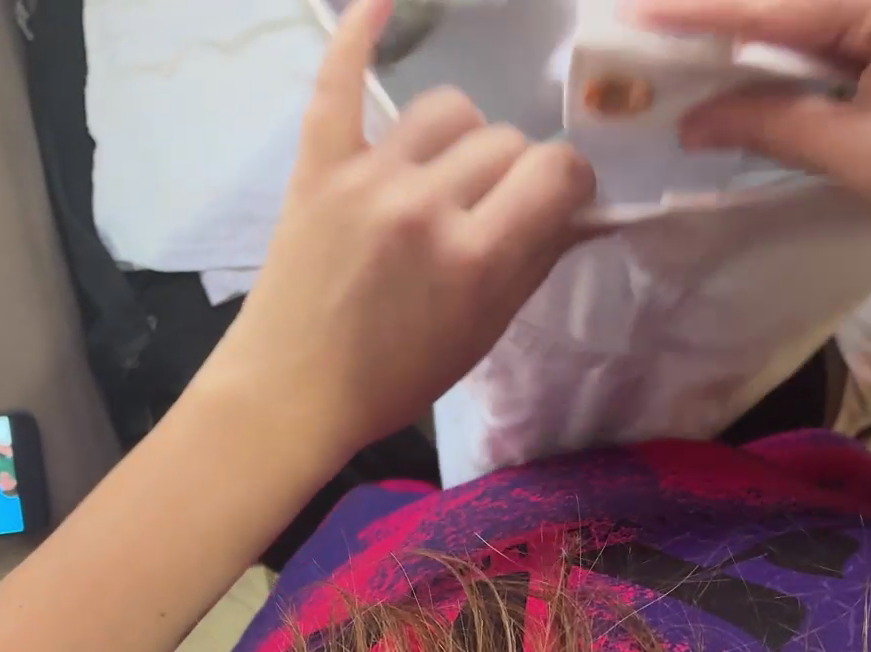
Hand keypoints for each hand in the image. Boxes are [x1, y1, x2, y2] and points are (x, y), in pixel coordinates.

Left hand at [194, 0, 596, 459]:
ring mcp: (366, 178)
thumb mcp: (478, 338)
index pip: (557, 171)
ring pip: (448, 108)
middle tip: (492, 213)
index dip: (572, 183)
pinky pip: (338, 83)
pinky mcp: (317, 169)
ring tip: (446, 175)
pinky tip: (379, 3)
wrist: (290, 394)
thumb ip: (533, 266)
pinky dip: (356, 35)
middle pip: (506, 140)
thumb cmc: (391, 382)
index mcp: (472, 258)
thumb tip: (580, 213)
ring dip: (464, 138)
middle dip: (516, 175)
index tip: (560, 202)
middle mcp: (424, 204)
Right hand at [634, 0, 870, 271]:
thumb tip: (693, 121)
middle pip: (802, 3)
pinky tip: (761, 74)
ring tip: (699, 59)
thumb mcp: (858, 154)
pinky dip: (803, 56)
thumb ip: (771, 125)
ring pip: (824, 20)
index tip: (637, 12)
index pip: (781, 7)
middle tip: (659, 34)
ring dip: (763, 44)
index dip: (703, 14)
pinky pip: (852, 35)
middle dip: (731, 23)